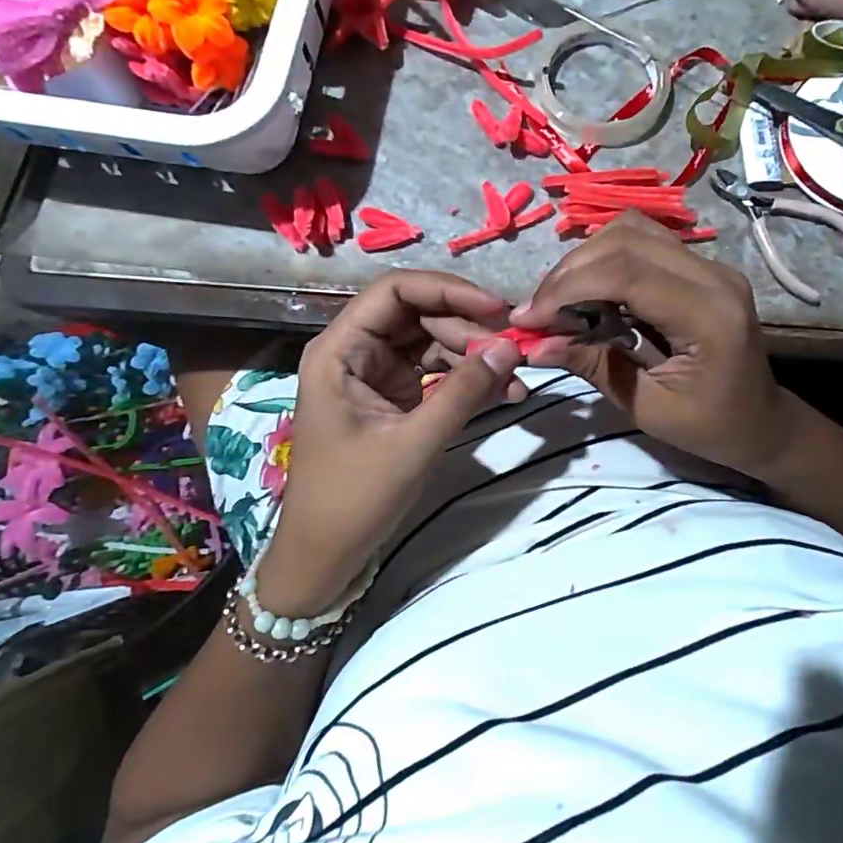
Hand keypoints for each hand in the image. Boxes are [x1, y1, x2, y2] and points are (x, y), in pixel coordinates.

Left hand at [264, 271, 522, 612]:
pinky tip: (504, 391)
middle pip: (421, 314)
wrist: (327, 553)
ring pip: (435, 342)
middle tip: (513, 353)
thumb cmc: (355, 497)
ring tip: (515, 379)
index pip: (395, 291)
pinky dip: (470, 379)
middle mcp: (359, 351)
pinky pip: (439, 372)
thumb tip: (511, 347)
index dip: (447, 290)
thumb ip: (463, 391)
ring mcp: (379, 373)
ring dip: (476, 355)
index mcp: (341, 350)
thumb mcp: (414, 442)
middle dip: (469, 329)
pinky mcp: (398, 396)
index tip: (496, 308)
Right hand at [512, 214, 794, 475]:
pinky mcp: (701, 266)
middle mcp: (714, 276)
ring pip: (633, 231)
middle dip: (570, 272)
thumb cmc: (710, 427)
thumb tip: (535, 345)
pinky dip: (606, 260)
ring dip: (586, 260)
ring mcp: (711, 265)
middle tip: (538, 312)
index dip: (568, 288)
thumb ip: (594, 367)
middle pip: (626, 240)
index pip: (627, 273)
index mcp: (709, 315)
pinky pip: (644, 242)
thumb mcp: (648, 407)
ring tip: (559, 301)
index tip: (529, 319)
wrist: (762, 421)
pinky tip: (588, 292)